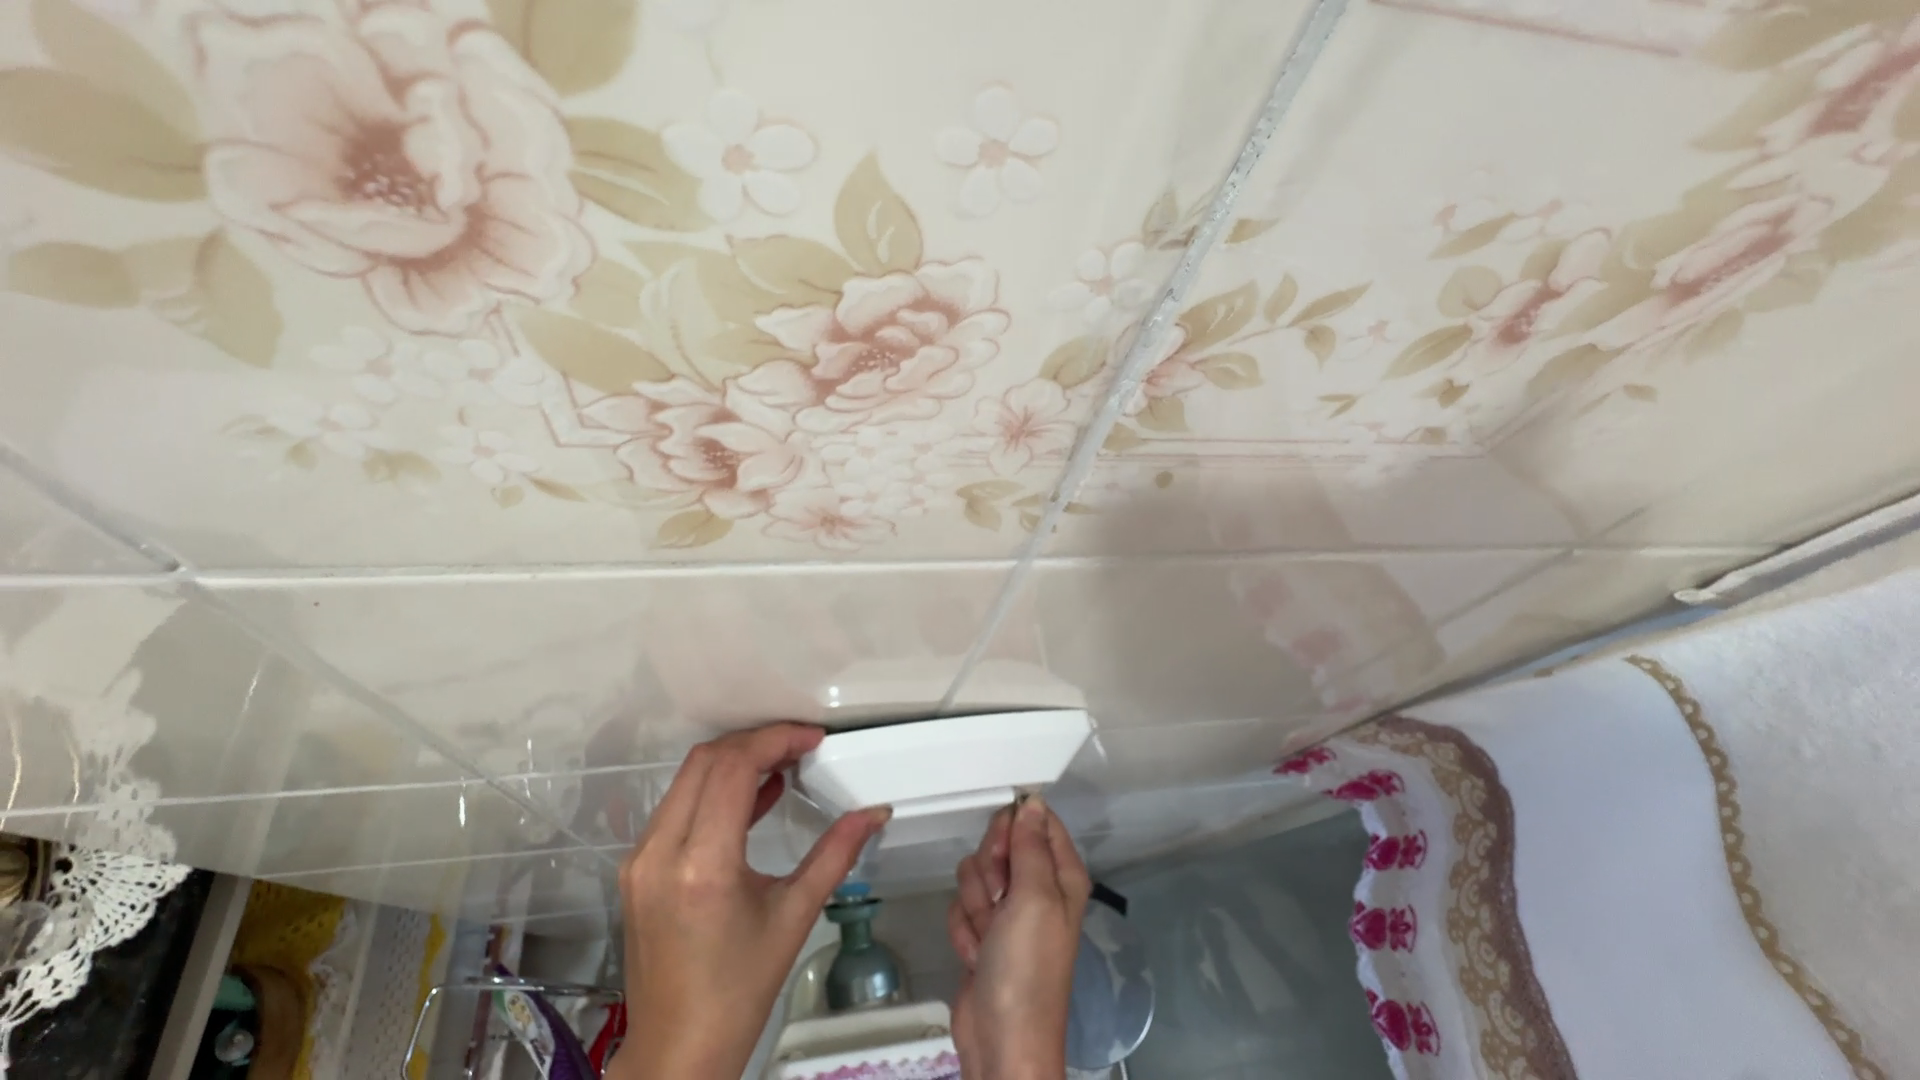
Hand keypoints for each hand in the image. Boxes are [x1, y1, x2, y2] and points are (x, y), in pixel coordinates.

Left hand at [607, 724, 890, 1079]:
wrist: (677, 1048)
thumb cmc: (740, 990)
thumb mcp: (795, 916)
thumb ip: (835, 854)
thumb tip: (874, 812)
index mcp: (702, 865)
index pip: (732, 769)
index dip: (775, 740)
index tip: (812, 739)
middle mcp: (660, 852)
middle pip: (705, 761)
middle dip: (755, 742)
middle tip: (800, 746)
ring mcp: (641, 859)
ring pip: (686, 779)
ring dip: (733, 762)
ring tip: (783, 763)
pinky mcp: (638, 867)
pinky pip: (677, 808)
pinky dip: (713, 790)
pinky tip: (754, 796)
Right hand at [946, 796, 1090, 1079]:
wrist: (1001, 1037)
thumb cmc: (1027, 966)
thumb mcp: (1034, 897)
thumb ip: (1030, 845)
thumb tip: (1033, 801)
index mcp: (1062, 875)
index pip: (1039, 822)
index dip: (1015, 827)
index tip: (1005, 848)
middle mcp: (1037, 888)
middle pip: (1002, 844)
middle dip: (990, 871)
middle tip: (999, 898)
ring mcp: (1008, 911)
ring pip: (975, 874)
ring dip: (975, 905)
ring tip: (989, 936)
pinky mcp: (982, 931)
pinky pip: (961, 906)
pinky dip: (964, 929)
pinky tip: (976, 954)